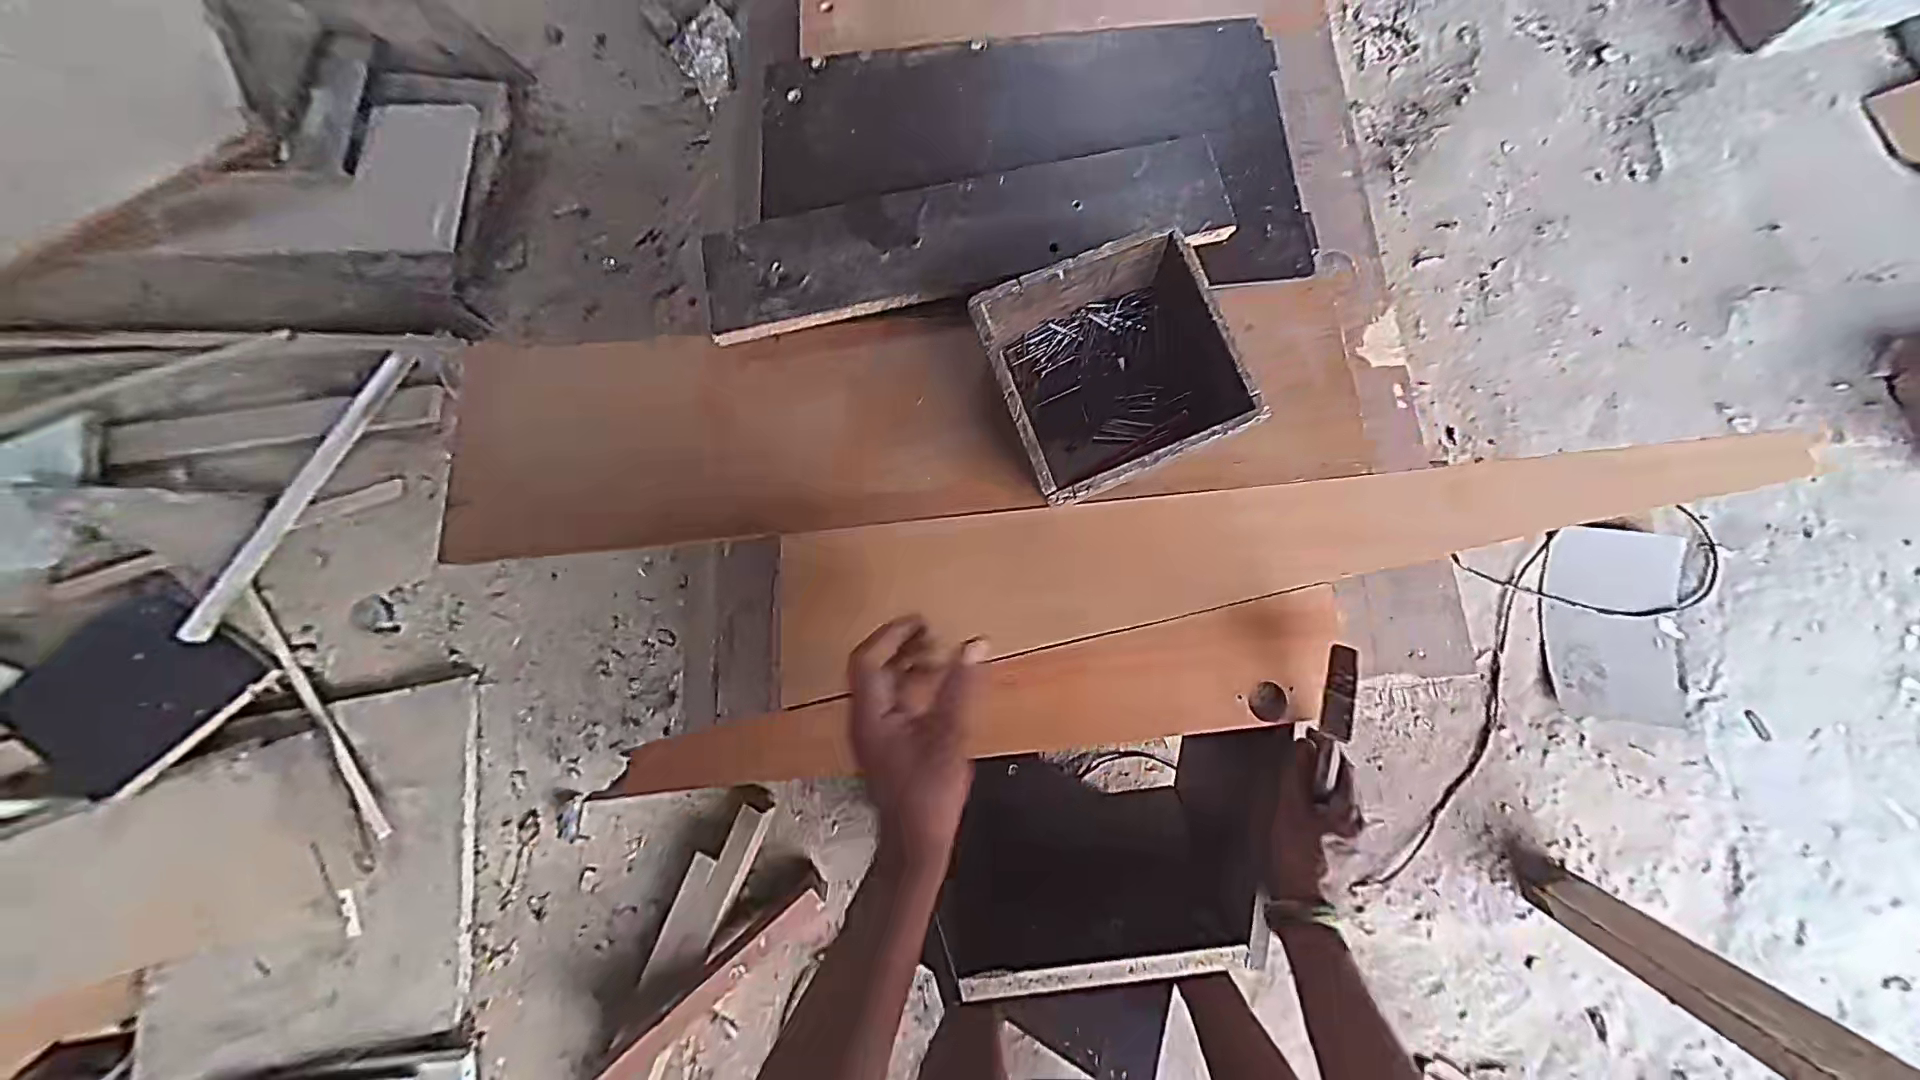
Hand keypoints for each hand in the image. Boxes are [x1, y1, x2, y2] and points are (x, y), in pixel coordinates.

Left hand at [847, 616, 984, 871]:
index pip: (867, 659)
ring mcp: (873, 732)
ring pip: (882, 683)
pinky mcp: (885, 742)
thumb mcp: (950, 734)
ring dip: (907, 663)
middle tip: (928, 632)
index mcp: (871, 715)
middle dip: (900, 644)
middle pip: (872, 667)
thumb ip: (960, 686)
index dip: (892, 634)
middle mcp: (865, 720)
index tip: (918, 622)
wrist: (914, 842)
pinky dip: (912, 684)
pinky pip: (892, 700)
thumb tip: (973, 646)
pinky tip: (935, 686)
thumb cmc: (926, 798)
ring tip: (936, 654)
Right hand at [1268, 730, 1362, 902]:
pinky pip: (1335, 822)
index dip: (1323, 747)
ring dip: (1322, 791)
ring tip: (1300, 789)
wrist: (1305, 910)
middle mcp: (1359, 825)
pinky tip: (1304, 819)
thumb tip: (1304, 746)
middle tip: (1302, 760)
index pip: (1342, 763)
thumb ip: (1296, 776)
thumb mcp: (1288, 811)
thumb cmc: (1297, 861)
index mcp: (1349, 810)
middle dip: (1325, 768)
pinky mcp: (1345, 857)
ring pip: (1339, 804)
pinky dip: (1322, 812)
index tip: (1307, 738)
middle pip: (1344, 783)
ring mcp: (1355, 843)